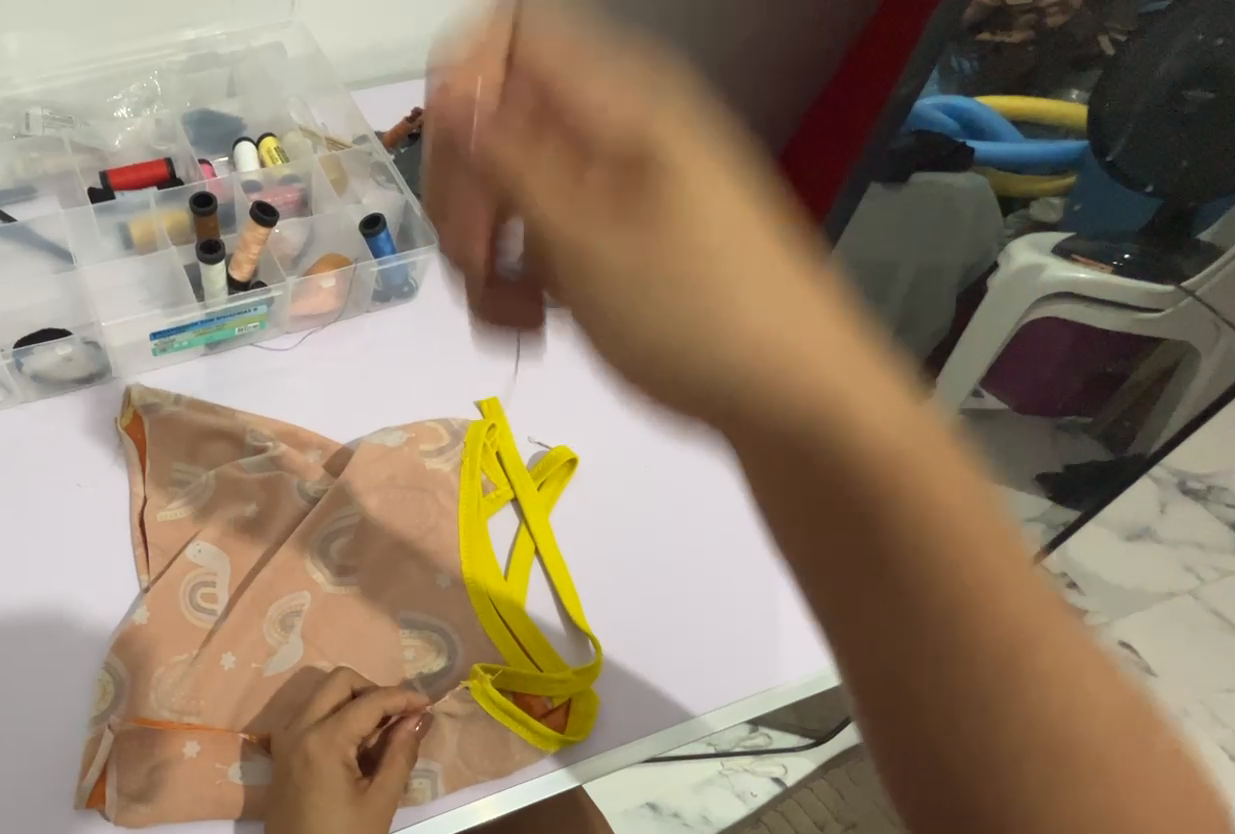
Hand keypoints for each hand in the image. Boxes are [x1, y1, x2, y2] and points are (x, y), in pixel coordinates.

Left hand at [253, 669, 430, 833]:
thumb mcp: (380, 804)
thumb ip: (399, 752)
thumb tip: (418, 717)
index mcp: (322, 740)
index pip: (369, 701)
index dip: (403, 698)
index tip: (430, 705)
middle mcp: (297, 729)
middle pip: (338, 682)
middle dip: (373, 691)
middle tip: (402, 718)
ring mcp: (284, 743)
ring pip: (322, 697)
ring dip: (353, 703)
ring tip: (384, 735)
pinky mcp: (281, 758)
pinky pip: (310, 718)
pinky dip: (336, 719)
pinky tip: (360, 747)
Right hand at [426, 4, 905, 437]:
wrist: (783, 393)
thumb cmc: (695, 315)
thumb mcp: (586, 238)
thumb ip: (510, 160)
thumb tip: (451, 91)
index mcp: (615, 102)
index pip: (504, 38)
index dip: (462, 97)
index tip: (459, 182)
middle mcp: (605, 133)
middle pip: (490, 124)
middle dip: (465, 198)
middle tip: (477, 266)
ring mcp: (603, 191)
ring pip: (501, 195)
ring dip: (484, 258)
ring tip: (516, 316)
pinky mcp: (602, 242)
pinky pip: (530, 242)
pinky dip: (512, 283)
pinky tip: (532, 324)